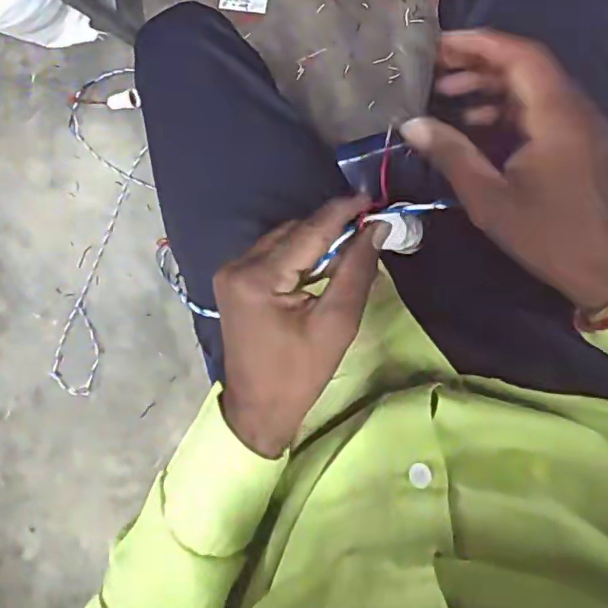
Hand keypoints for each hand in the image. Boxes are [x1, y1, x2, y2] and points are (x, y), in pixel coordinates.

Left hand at [215, 195, 385, 456]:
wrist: (257, 410)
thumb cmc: (299, 374)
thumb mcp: (336, 324)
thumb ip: (356, 271)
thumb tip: (376, 228)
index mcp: (258, 277)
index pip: (309, 232)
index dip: (342, 212)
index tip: (370, 197)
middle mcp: (238, 265)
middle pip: (294, 231)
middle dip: (331, 226)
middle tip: (368, 226)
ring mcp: (231, 271)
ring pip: (283, 238)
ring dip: (316, 239)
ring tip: (351, 244)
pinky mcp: (233, 279)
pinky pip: (273, 253)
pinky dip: (299, 252)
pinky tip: (323, 261)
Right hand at [400, 29, 607, 311]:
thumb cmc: (549, 235)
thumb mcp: (490, 199)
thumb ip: (451, 155)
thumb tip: (413, 124)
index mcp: (555, 115)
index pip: (519, 55)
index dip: (477, 43)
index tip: (438, 45)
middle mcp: (573, 108)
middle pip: (524, 65)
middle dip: (477, 62)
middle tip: (434, 69)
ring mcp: (579, 123)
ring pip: (531, 86)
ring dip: (489, 85)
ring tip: (446, 96)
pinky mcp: (578, 140)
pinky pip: (539, 108)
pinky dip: (505, 107)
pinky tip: (473, 125)